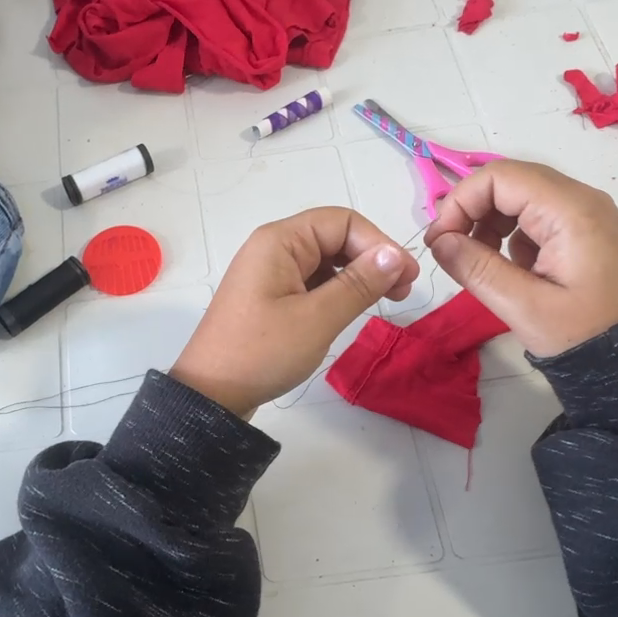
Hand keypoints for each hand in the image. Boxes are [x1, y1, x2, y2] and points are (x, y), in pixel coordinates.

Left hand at [172, 207, 416, 417]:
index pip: (342, 221)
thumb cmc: (262, 353)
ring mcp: (269, 274)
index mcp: (279, 241)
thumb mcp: (317, 319)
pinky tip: (351, 311)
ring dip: (356, 277)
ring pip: (325, 261)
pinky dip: (336, 292)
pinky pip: (311, 282)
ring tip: (383, 303)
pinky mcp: (269, 298)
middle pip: (334, 237)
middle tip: (402, 293)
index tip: (406, 278)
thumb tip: (394, 254)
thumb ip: (358, 284)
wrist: (211, 395)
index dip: (379, 244)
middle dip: (371, 259)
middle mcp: (272, 248)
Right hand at [424, 161, 617, 356]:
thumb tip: (439, 242)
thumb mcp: (523, 307)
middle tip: (449, 251)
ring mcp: (583, 214)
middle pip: (509, 181)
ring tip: (477, 264)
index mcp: (568, 211)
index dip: (459, 202)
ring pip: (520, 197)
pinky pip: (535, 216)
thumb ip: (477, 269)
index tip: (439, 242)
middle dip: (470, 211)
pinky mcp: (582, 231)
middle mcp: (579, 200)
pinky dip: (508, 234)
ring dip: (487, 223)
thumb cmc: (584, 333)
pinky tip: (507, 269)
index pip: (499, 177)